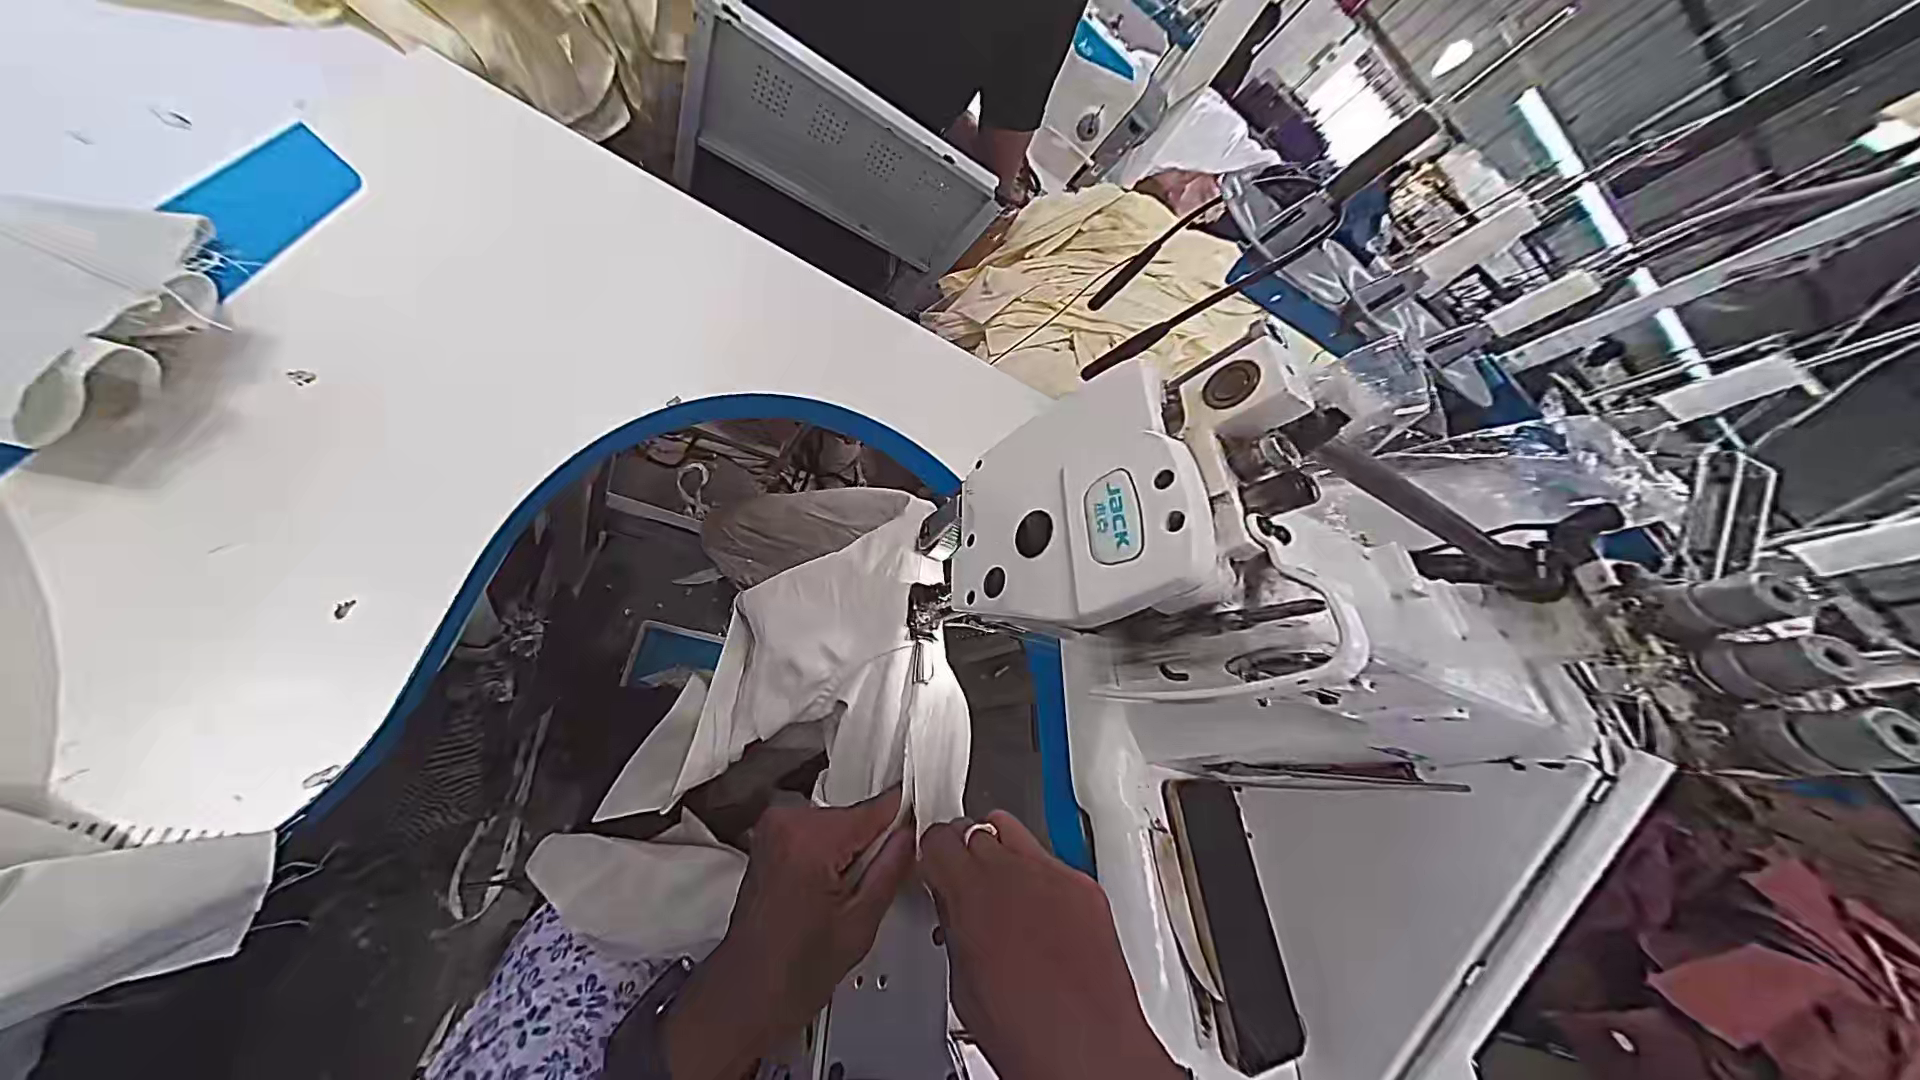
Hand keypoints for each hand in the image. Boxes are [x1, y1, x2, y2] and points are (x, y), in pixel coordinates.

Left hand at [661, 790, 914, 1079]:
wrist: (743, 993)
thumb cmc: (788, 973)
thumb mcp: (861, 923)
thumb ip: (893, 866)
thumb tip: (910, 833)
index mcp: (812, 839)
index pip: (877, 806)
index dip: (902, 819)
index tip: (915, 828)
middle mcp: (787, 821)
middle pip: (856, 813)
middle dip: (872, 840)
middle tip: (866, 884)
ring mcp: (774, 825)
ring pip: (838, 819)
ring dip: (849, 846)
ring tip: (840, 890)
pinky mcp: (769, 833)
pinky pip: (817, 826)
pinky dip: (828, 848)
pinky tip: (824, 886)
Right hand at [921, 812, 1184, 1079]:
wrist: (1088, 1053)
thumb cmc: (1027, 1032)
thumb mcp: (961, 980)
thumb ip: (952, 924)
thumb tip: (951, 908)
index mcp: (971, 892)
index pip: (938, 838)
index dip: (933, 852)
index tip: (935, 864)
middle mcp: (1012, 871)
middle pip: (976, 828)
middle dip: (965, 850)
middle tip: (966, 879)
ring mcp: (1052, 874)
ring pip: (1014, 832)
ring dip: (1002, 852)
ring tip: (1004, 886)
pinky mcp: (1084, 885)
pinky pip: (1051, 861)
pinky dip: (1040, 876)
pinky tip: (1041, 911)